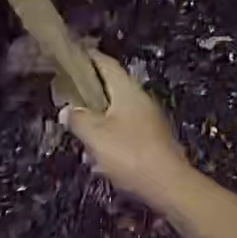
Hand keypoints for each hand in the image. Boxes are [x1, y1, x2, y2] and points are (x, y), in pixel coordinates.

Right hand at [63, 51, 196, 208]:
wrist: (168, 183)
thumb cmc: (130, 154)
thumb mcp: (96, 136)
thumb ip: (79, 120)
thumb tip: (68, 109)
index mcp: (129, 92)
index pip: (108, 65)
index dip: (90, 58)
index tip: (75, 54)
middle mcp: (142, 100)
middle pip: (113, 88)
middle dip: (91, 92)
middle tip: (70, 96)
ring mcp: (150, 119)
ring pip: (119, 111)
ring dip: (99, 118)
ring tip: (81, 130)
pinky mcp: (153, 139)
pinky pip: (126, 130)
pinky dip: (111, 136)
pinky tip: (100, 155)